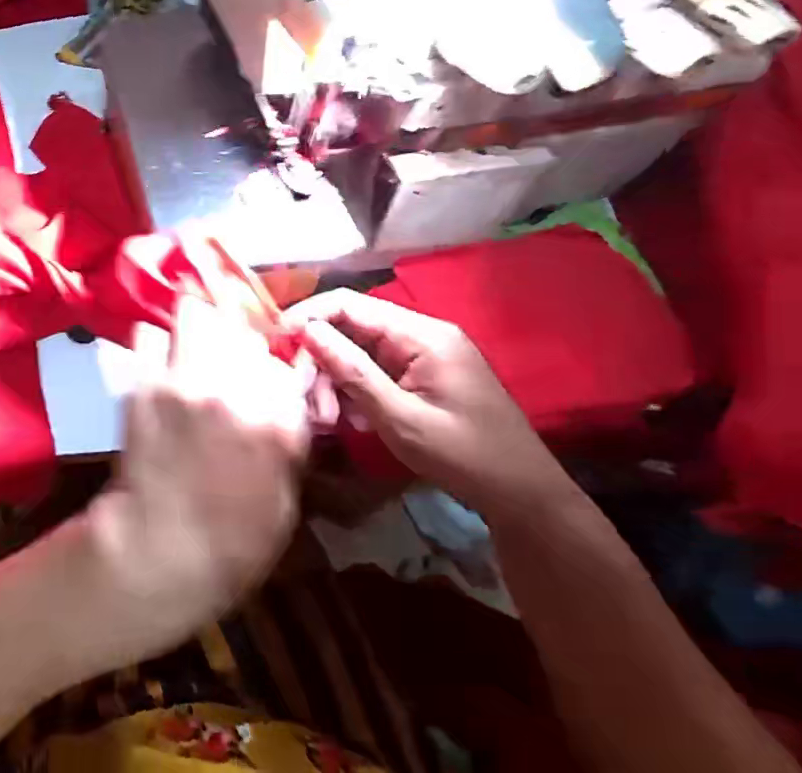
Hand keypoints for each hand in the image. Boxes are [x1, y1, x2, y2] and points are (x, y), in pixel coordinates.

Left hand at [84, 296, 310, 657]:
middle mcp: (234, 387)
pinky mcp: (143, 382)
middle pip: (238, 327)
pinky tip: (159, 365)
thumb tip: (281, 398)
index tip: (257, 374)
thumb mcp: (285, 492)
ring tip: (190, 348)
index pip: (280, 360)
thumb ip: (287, 433)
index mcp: (278, 418)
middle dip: (233, 337)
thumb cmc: (233, 539)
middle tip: (222, 356)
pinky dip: (156, 344)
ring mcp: (184, 379)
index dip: (268, 365)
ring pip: (194, 314)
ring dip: (195, 327)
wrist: (159, 546)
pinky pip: (149, 336)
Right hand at [285, 289, 567, 517]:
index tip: (277, 344)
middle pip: (349, 328)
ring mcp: (422, 354)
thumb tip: (305, 330)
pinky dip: (354, 391)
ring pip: (356, 351)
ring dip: (334, 381)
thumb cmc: (465, 457)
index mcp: (423, 335)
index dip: (308, 317)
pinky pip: (372, 369)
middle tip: (310, 405)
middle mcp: (421, 334)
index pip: (349, 304)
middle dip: (321, 362)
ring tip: (331, 421)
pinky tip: (353, 421)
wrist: (524, 497)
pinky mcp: (420, 374)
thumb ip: (351, 370)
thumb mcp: (399, 417)